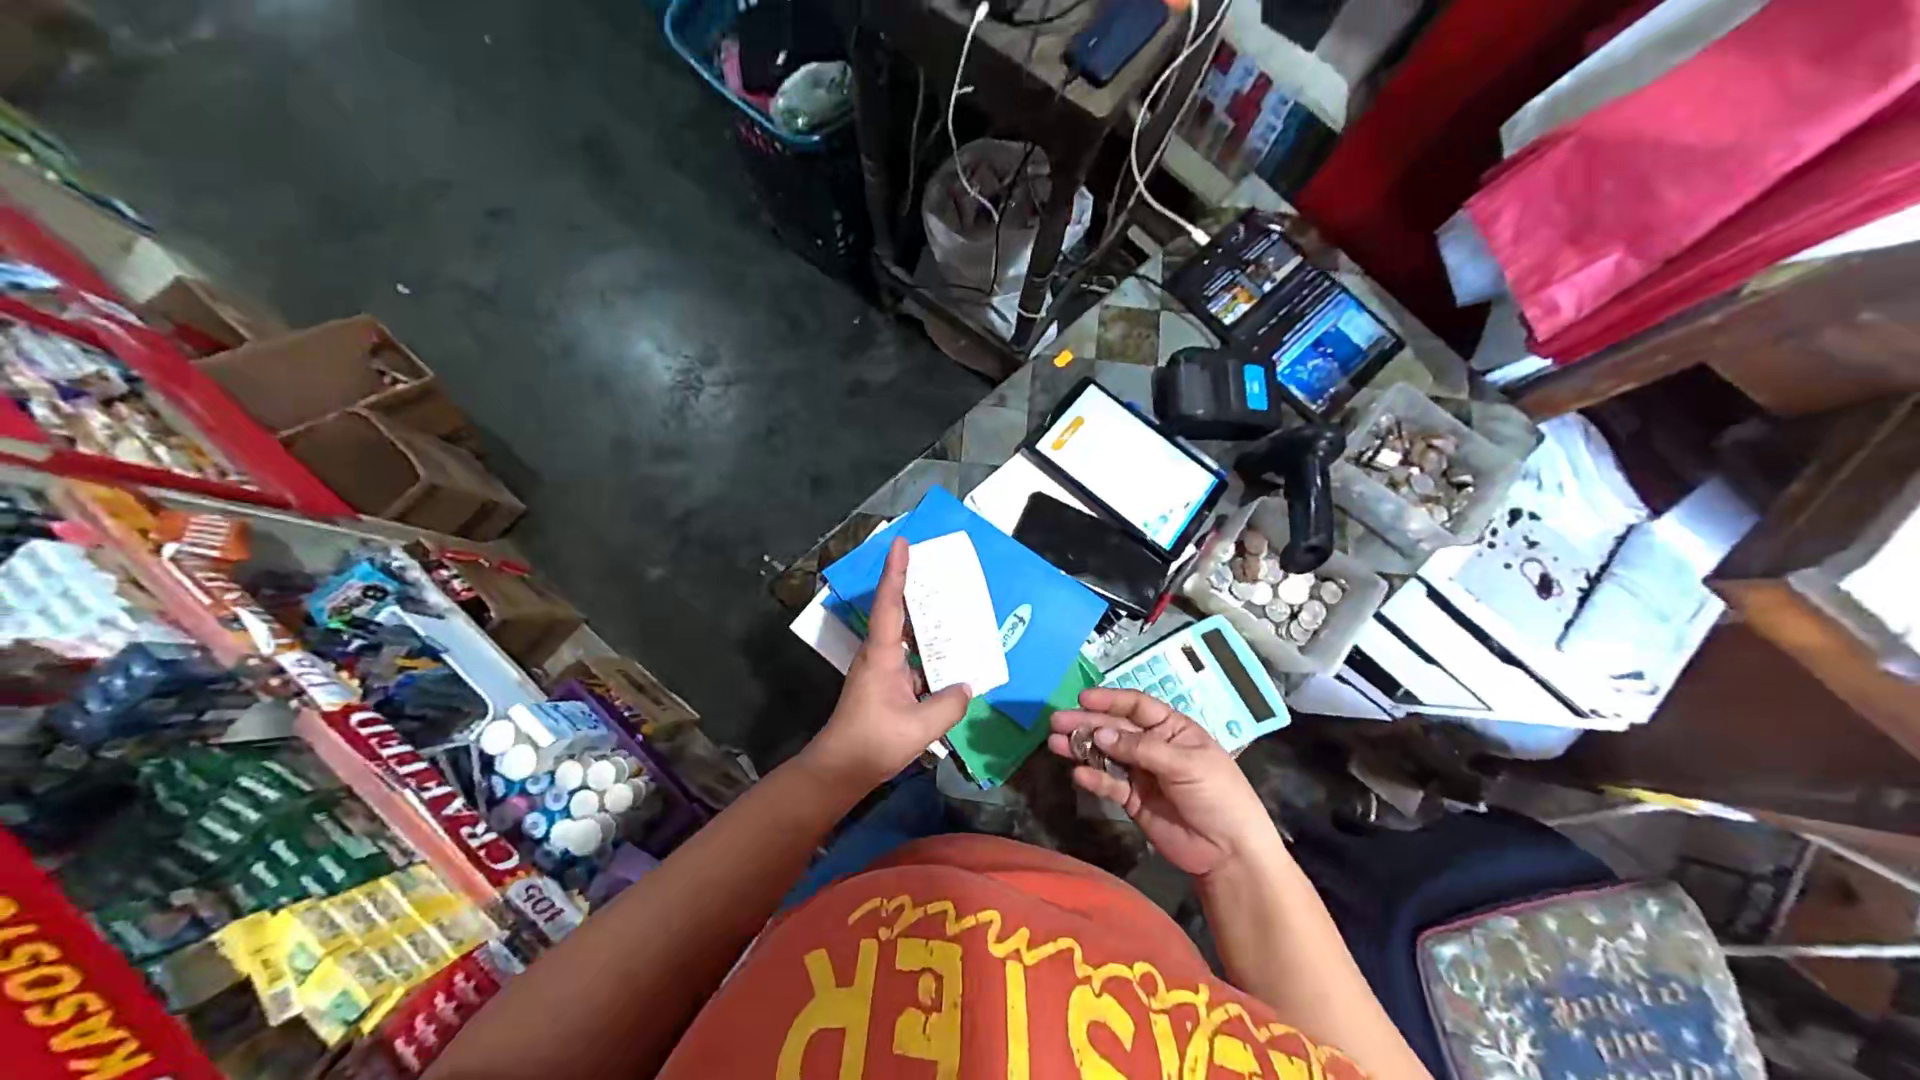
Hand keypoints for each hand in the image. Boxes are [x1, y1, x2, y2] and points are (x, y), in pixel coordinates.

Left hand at [803, 536, 972, 789]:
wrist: (840, 769)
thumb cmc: (872, 743)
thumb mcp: (918, 728)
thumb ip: (948, 705)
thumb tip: (966, 687)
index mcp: (881, 655)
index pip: (890, 604)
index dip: (896, 571)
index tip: (902, 542)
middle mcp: (879, 654)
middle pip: (898, 611)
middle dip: (915, 586)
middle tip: (940, 566)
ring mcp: (882, 669)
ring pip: (907, 636)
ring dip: (927, 621)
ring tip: (955, 605)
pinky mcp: (886, 685)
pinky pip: (912, 658)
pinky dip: (930, 651)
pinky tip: (952, 656)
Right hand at [1048, 688, 1280, 877]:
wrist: (1229, 852)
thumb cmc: (1217, 795)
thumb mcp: (1185, 764)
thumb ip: (1141, 749)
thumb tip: (1100, 734)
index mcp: (1172, 729)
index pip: (1136, 706)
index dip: (1109, 701)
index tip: (1082, 698)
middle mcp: (1153, 746)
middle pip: (1114, 729)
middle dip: (1086, 724)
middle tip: (1056, 722)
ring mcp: (1141, 773)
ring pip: (1105, 754)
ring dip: (1081, 748)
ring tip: (1054, 743)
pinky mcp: (1132, 800)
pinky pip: (1109, 783)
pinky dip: (1093, 777)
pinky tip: (1078, 774)